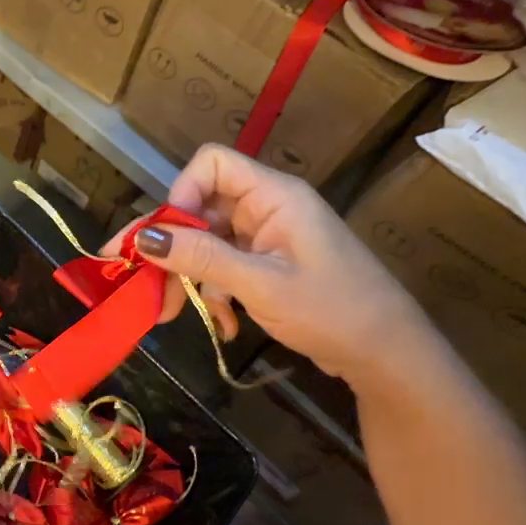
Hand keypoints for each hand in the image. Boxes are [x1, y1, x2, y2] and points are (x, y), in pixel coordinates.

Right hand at [108, 144, 438, 392]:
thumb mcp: (261, 284)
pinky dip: (214, 292)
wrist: (390, 360)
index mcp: (274, 196)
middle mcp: (267, 208)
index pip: (212, 165)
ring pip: (206, 241)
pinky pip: (223, 265)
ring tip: (172, 313)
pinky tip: (221, 323)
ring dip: (188, 276)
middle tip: (135, 277)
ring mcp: (267, 238)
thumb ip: (201, 257)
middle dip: (170, 244)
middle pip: (200, 207)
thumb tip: (144, 238)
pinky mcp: (267, 265)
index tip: (165, 234)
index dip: (182, 192)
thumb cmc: (334, 311)